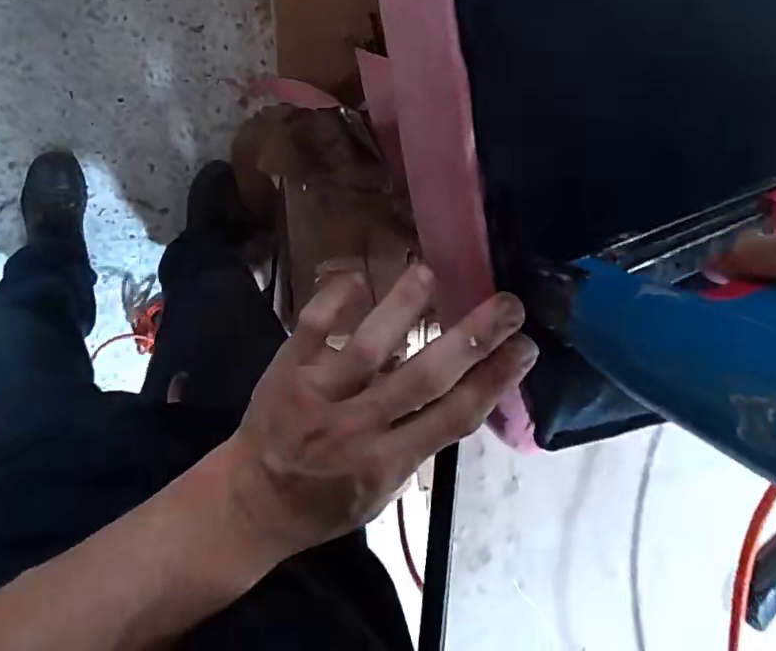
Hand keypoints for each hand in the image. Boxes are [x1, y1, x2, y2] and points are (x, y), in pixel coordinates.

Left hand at [216, 263, 537, 558]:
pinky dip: (335, 301)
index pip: (452, 417)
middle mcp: (356, 428)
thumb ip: (422, 439)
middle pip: (423, 378)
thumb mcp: (383, 489)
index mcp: (387, 463)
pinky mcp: (286, 370)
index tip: (525, 347)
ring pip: (368, 347)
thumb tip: (466, 382)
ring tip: (431, 273)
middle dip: (472, 338)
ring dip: (403, 308)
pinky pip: (312, 329)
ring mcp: (318, 396)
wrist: (250, 503)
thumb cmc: (328, 498)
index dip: (494, 381)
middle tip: (508, 304)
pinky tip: (359, 279)